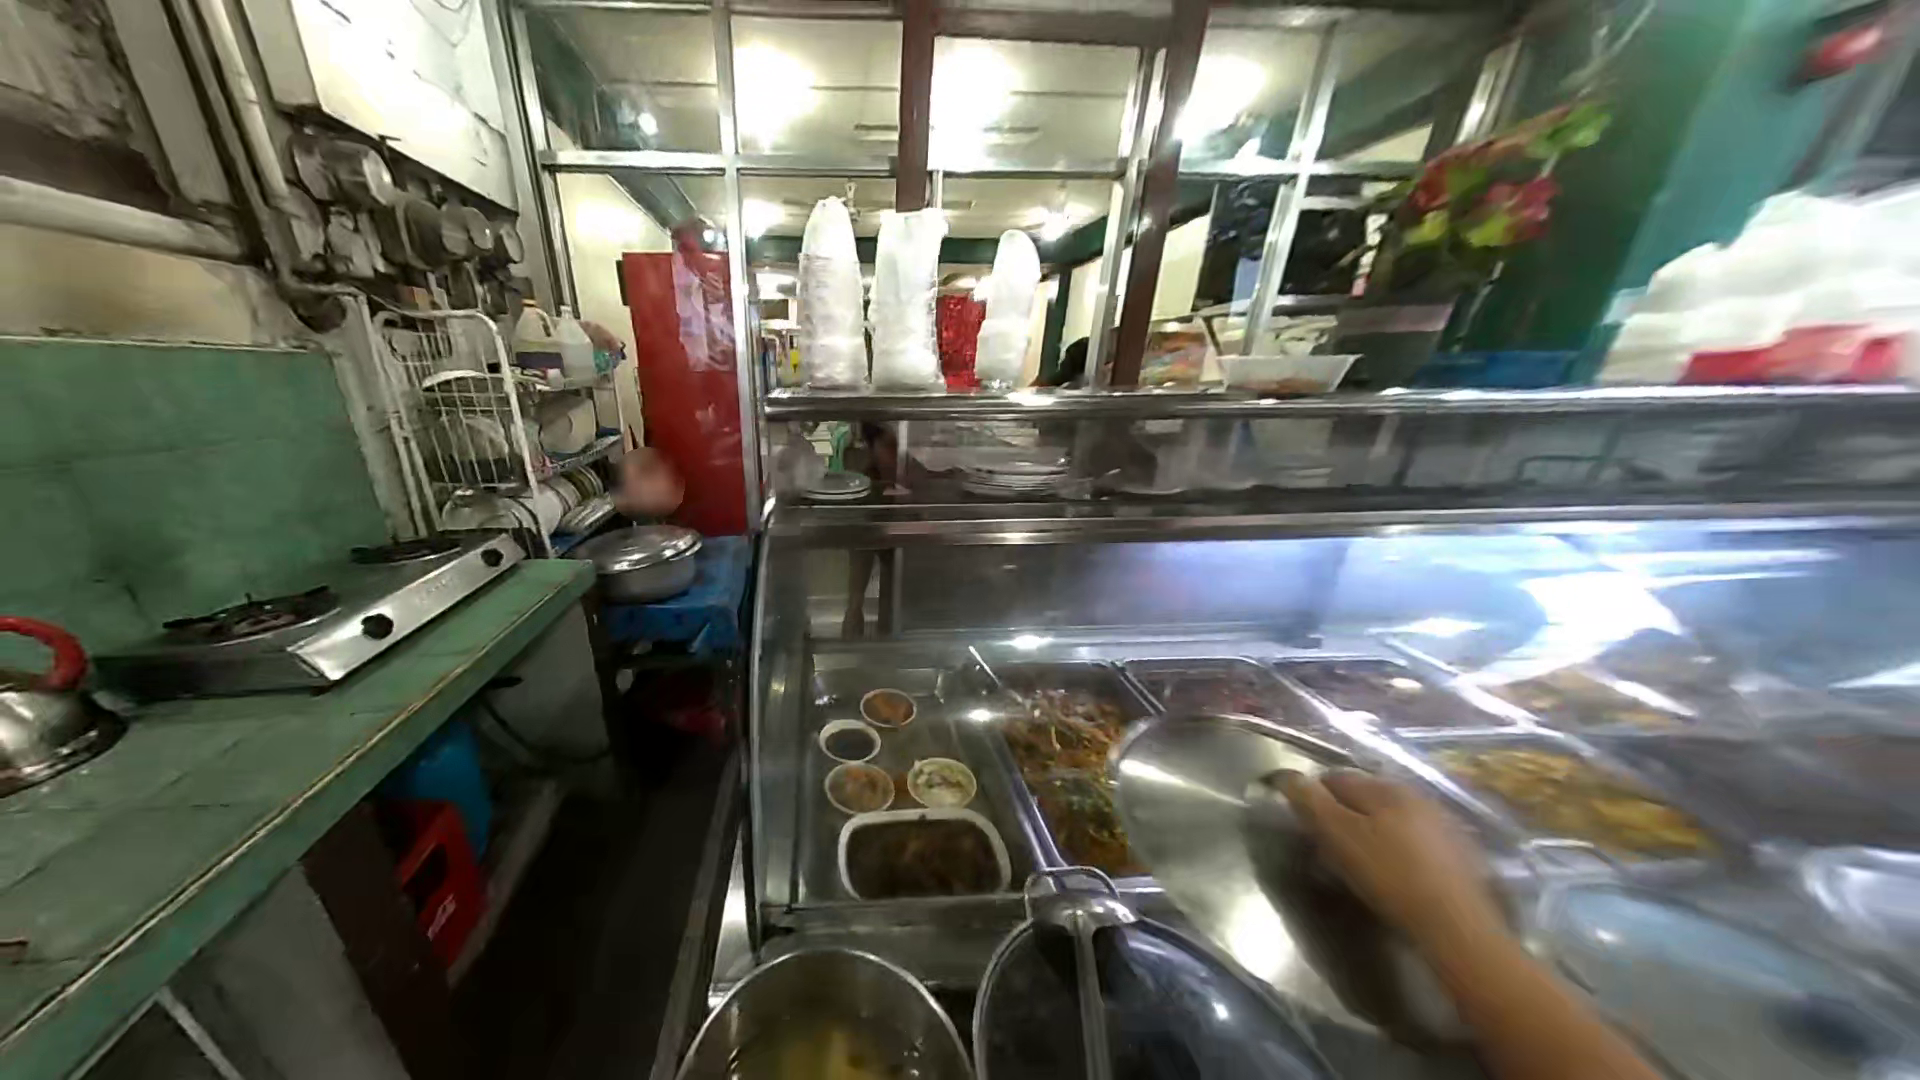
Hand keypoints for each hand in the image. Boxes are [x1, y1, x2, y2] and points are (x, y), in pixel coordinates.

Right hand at [1277, 770, 1505, 953]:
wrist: (1461, 931)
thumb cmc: (1390, 877)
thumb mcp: (1338, 836)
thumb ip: (1309, 800)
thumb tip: (1285, 774)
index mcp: (1384, 786)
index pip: (1333, 777)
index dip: (1313, 798)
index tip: (1307, 828)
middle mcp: (1415, 794)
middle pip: (1363, 795)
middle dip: (1342, 814)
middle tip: (1331, 848)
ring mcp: (1442, 823)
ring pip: (1389, 817)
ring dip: (1370, 831)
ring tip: (1361, 863)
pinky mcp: (1460, 853)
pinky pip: (1414, 838)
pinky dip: (1398, 848)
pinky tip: (1396, 875)